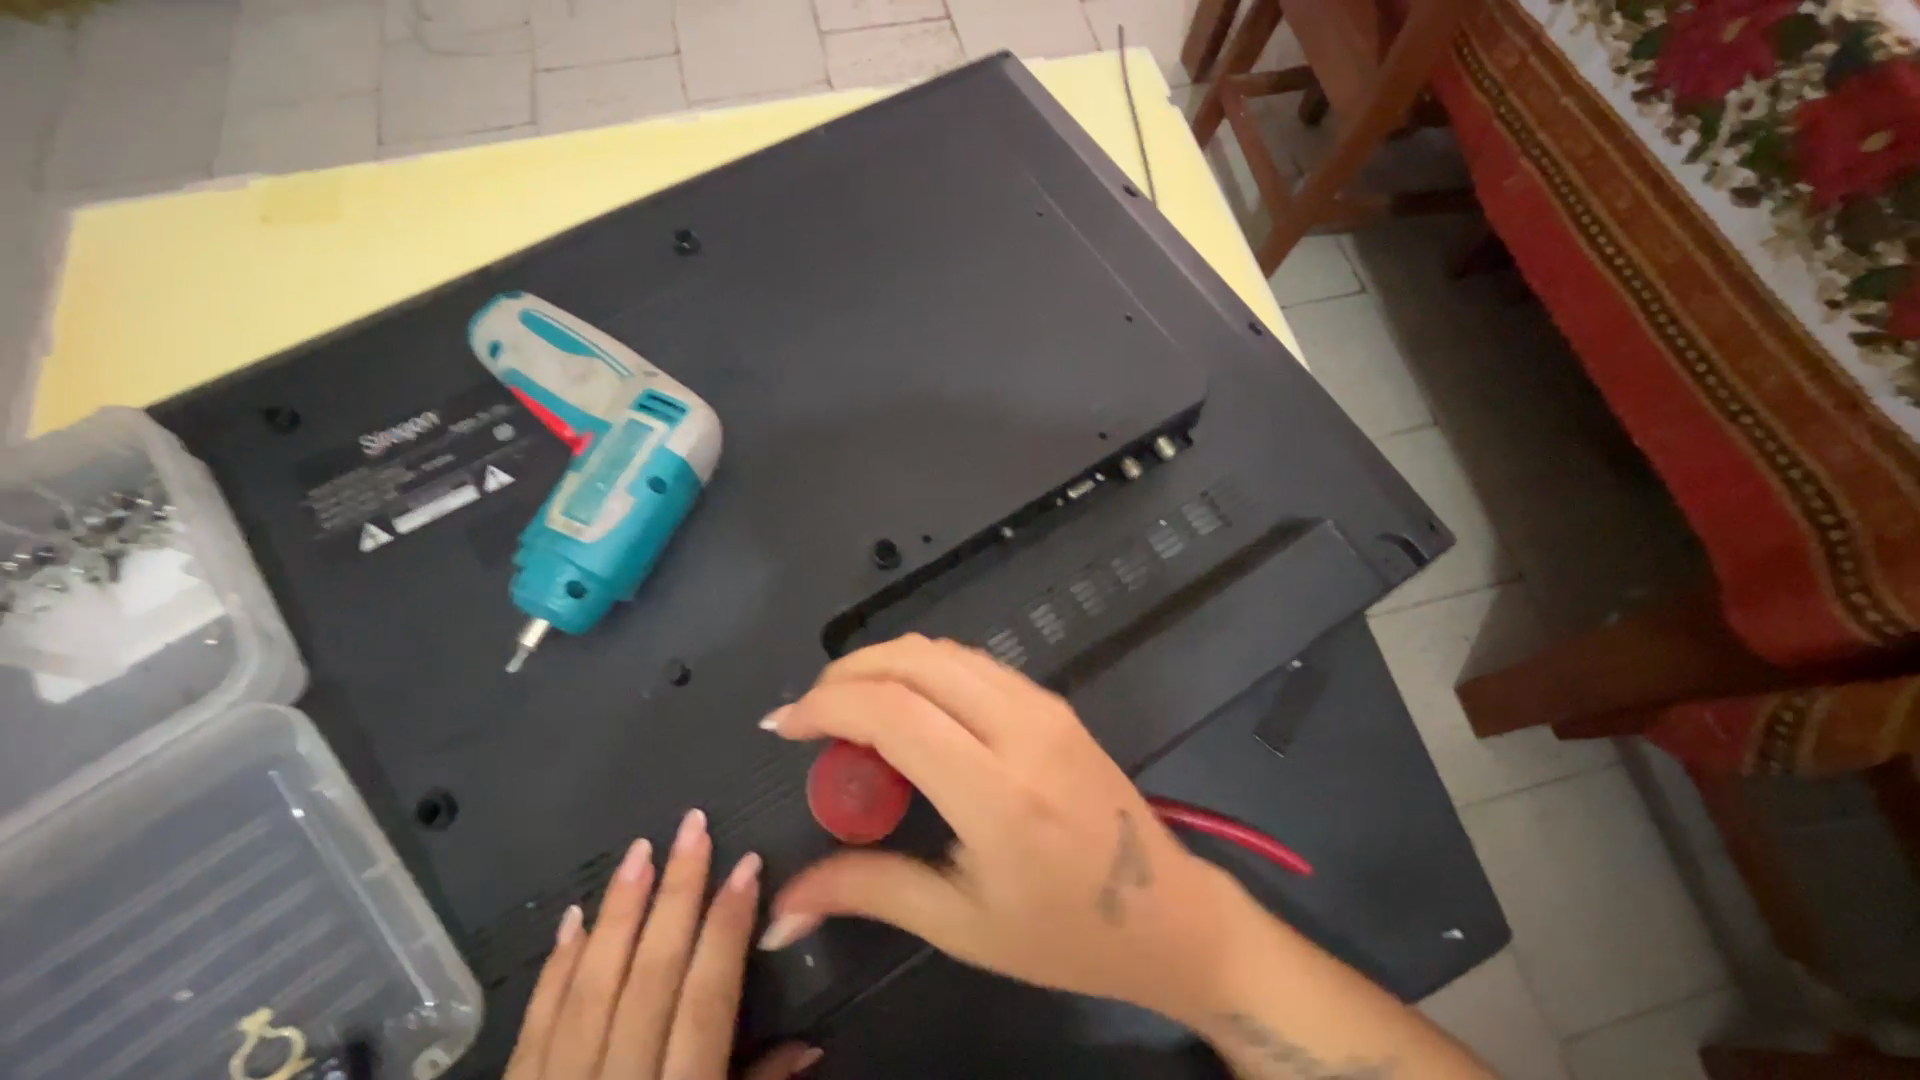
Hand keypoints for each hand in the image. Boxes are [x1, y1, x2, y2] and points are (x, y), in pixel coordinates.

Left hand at [505, 809, 821, 1079]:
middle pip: (646, 977)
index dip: (726, 929)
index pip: (702, 999)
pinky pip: (533, 1024)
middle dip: (674, 896)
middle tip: (691, 828)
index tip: (747, 866)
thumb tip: (810, 1047)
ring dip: (616, 913)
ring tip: (640, 850)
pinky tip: (573, 918)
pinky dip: (555, 968)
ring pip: (588, 986)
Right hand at [756, 634, 1252, 1024]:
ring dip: (885, 665)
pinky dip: (924, 670)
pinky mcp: (1055, 704)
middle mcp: (1022, 729)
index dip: (825, 706)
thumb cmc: (1064, 935)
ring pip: (944, 650)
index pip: (893, 711)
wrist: (1169, 917)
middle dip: (846, 673)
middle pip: (915, 660)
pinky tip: (905, 709)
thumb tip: (783, 905)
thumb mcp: (960, 926)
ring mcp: (1045, 708)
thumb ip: (868, 892)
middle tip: (810, 715)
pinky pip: (974, 664)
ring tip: (847, 711)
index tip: (784, 727)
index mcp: (997, 792)